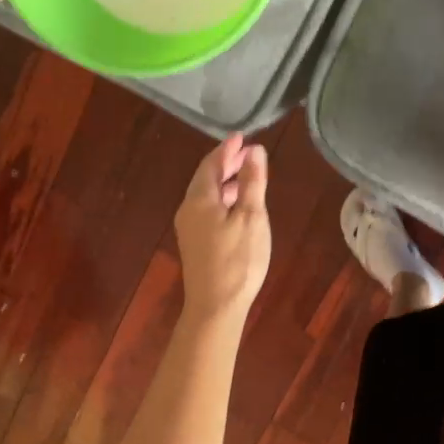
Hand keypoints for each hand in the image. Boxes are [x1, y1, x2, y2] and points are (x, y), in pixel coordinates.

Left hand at [175, 134, 271, 321]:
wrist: (216, 307)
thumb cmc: (238, 259)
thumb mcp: (252, 217)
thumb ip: (253, 182)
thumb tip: (255, 151)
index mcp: (200, 199)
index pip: (211, 163)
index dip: (227, 148)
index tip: (243, 137)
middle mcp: (189, 209)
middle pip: (206, 178)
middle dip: (226, 162)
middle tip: (248, 152)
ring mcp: (189, 228)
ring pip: (206, 195)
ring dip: (226, 181)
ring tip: (248, 175)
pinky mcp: (195, 243)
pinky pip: (207, 209)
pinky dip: (223, 198)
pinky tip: (238, 205)